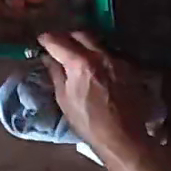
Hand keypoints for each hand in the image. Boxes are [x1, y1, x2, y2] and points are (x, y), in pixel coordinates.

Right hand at [37, 31, 152, 163]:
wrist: (123, 136)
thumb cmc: (87, 120)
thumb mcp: (63, 98)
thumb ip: (56, 73)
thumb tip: (48, 58)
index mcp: (80, 63)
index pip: (58, 41)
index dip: (46, 39)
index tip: (40, 41)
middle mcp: (101, 56)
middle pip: (81, 34)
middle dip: (67, 36)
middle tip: (58, 45)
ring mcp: (118, 61)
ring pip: (98, 42)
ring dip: (84, 44)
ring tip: (77, 54)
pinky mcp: (130, 69)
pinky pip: (110, 54)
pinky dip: (99, 55)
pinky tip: (95, 67)